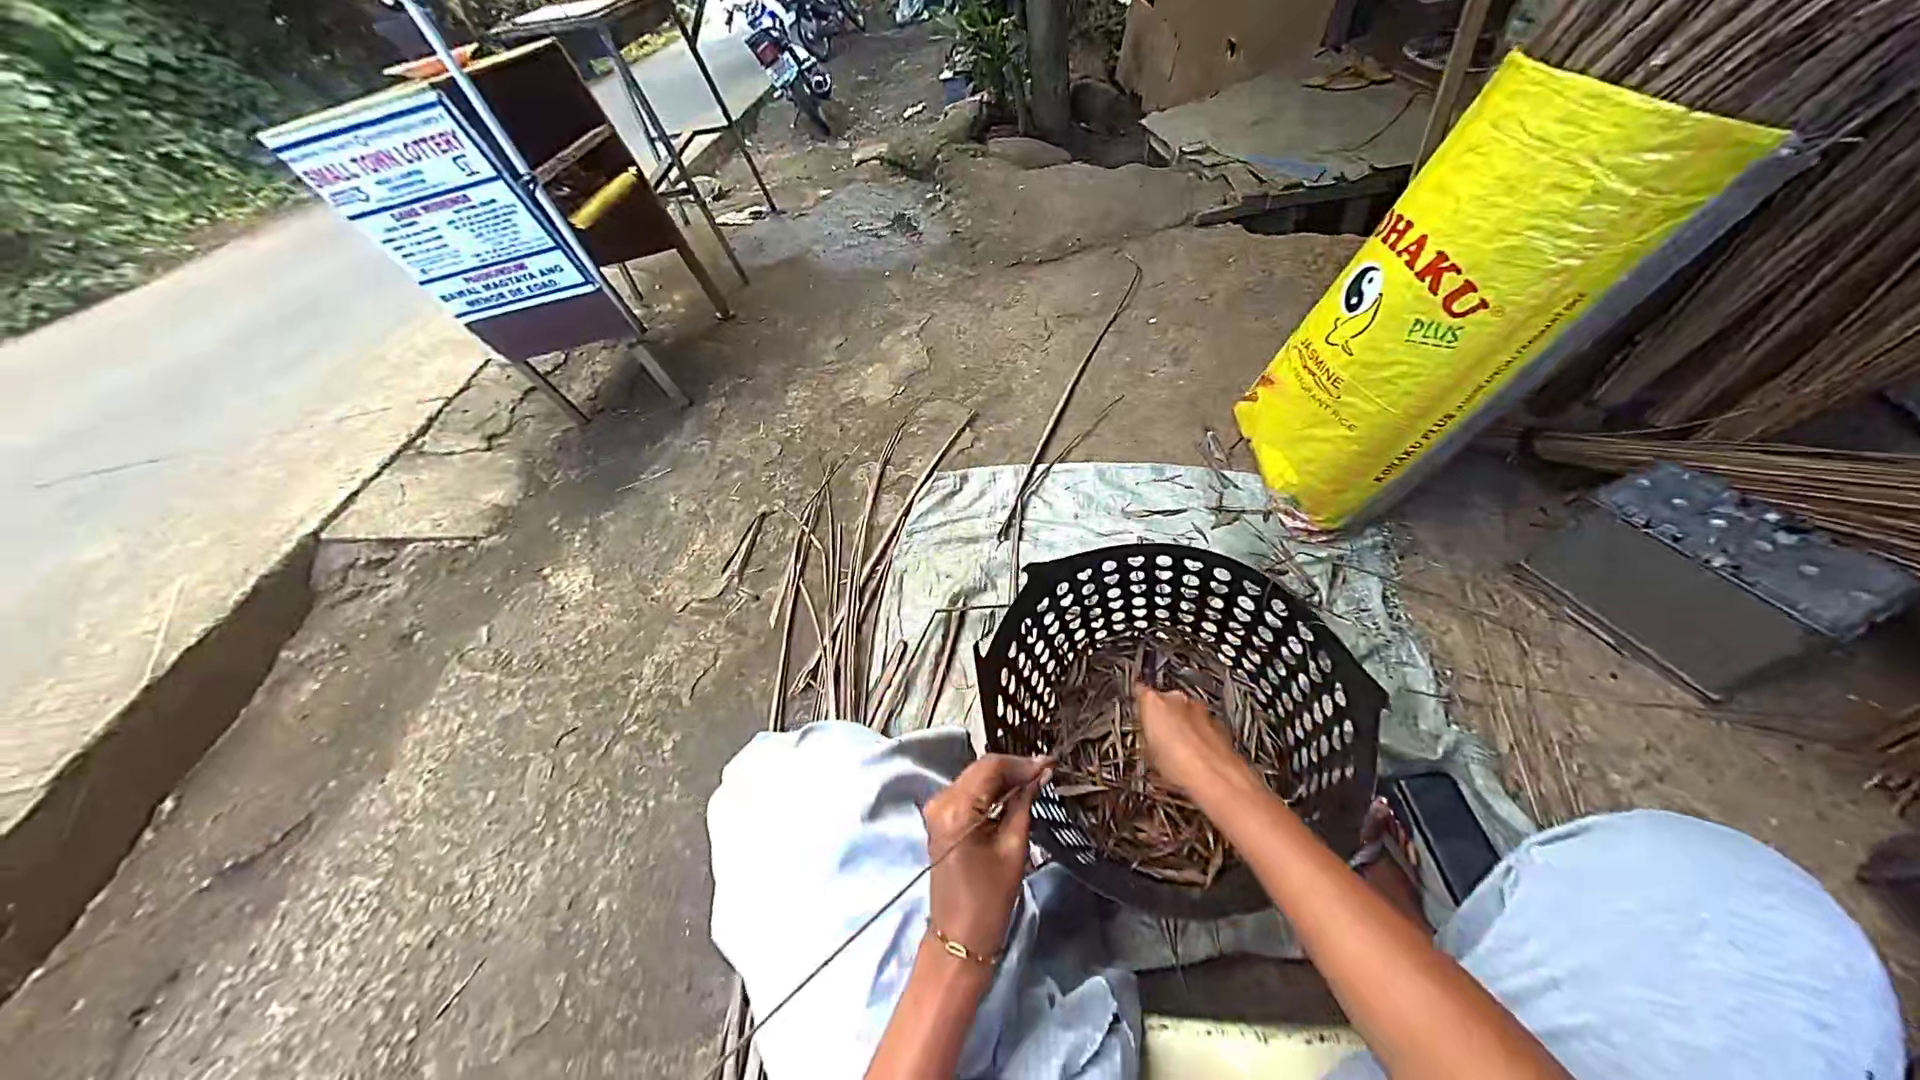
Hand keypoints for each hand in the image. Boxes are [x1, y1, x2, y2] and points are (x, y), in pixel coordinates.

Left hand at [922, 754, 1049, 959]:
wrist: (960, 937)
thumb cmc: (989, 899)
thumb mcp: (1013, 848)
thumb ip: (1023, 804)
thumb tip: (1039, 774)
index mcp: (956, 809)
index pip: (990, 767)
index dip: (1021, 763)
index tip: (1049, 764)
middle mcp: (940, 801)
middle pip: (980, 769)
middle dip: (1013, 768)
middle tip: (1045, 771)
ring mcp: (936, 808)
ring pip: (975, 778)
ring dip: (1003, 778)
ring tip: (1034, 780)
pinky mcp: (939, 818)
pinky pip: (968, 792)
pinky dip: (990, 790)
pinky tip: (1012, 794)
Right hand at [1134, 683, 1250, 798]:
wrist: (1216, 779)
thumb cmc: (1179, 765)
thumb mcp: (1148, 754)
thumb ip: (1147, 737)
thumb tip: (1148, 740)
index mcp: (1154, 702)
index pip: (1141, 694)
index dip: (1140, 707)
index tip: (1139, 716)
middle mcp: (1179, 700)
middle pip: (1166, 703)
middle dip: (1164, 718)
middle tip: (1158, 740)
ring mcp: (1201, 711)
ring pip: (1187, 714)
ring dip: (1183, 727)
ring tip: (1177, 753)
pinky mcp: (1219, 725)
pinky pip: (1204, 726)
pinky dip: (1200, 736)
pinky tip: (1195, 758)